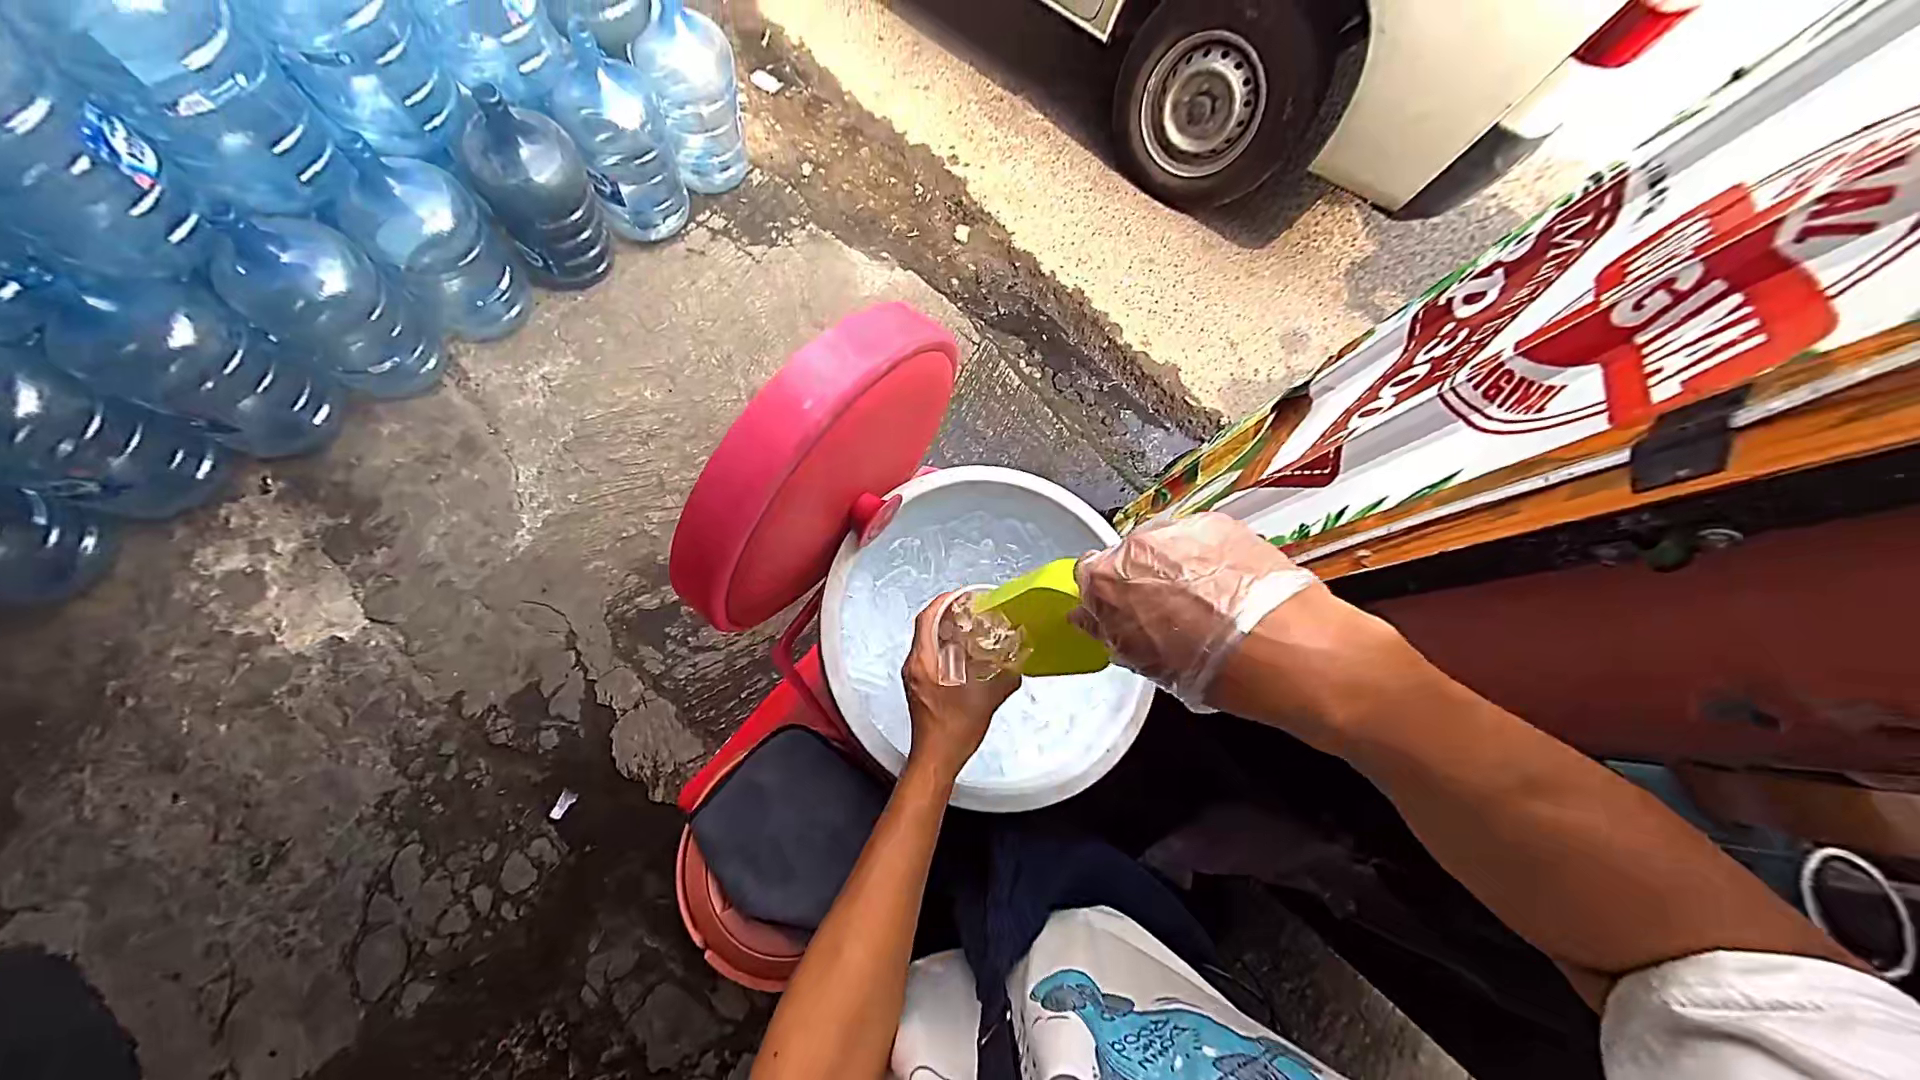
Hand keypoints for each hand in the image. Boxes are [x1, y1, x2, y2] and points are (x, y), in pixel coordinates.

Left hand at [901, 592, 1021, 783]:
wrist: (935, 758)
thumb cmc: (952, 732)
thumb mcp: (986, 700)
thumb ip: (1005, 680)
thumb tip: (1019, 667)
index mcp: (923, 663)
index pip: (926, 618)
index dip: (943, 601)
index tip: (960, 594)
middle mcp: (913, 666)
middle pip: (924, 627)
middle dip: (945, 613)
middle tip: (967, 607)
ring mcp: (912, 677)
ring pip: (924, 641)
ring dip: (943, 630)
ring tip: (967, 626)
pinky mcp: (917, 687)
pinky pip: (926, 656)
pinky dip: (942, 647)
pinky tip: (961, 653)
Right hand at [1070, 513, 1319, 708]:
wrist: (1288, 650)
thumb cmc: (1217, 668)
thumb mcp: (1146, 663)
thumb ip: (1111, 631)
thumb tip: (1095, 620)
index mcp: (1107, 582)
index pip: (1087, 575)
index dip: (1106, 594)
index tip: (1122, 608)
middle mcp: (1136, 546)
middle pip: (1126, 555)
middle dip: (1140, 577)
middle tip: (1167, 609)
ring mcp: (1178, 530)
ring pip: (1163, 543)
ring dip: (1173, 564)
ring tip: (1205, 597)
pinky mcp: (1217, 523)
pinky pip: (1198, 537)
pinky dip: (1206, 555)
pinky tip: (1228, 584)